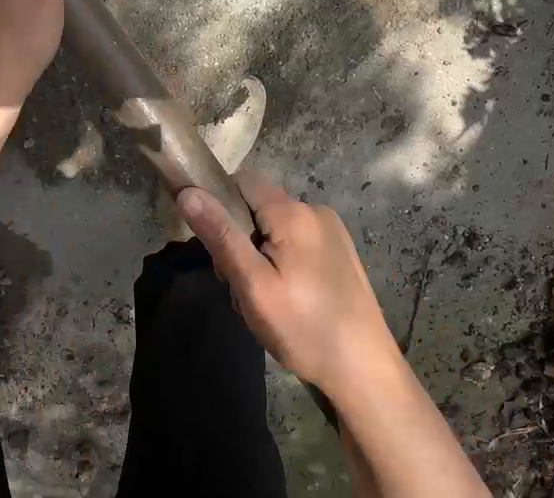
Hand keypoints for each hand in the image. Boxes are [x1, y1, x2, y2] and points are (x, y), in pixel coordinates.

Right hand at [177, 172, 396, 395]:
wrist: (366, 373)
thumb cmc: (304, 329)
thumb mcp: (253, 285)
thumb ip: (220, 235)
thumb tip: (187, 192)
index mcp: (294, 213)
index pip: (243, 180)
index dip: (220, 204)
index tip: (216, 247)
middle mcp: (315, 211)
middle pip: (258, 206)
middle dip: (240, 238)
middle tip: (240, 286)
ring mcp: (332, 232)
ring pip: (275, 227)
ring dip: (259, 254)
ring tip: (264, 300)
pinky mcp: (340, 252)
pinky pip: (296, 241)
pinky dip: (281, 261)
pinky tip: (287, 300)